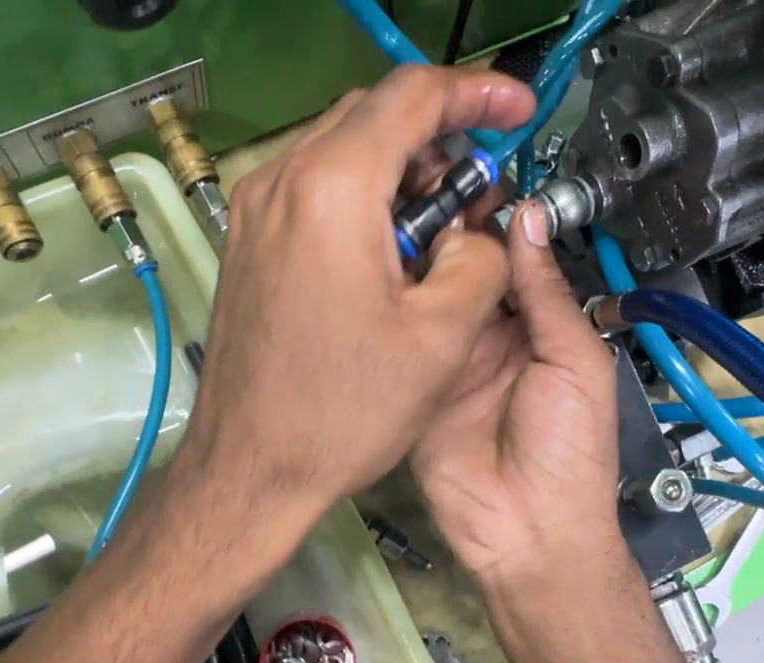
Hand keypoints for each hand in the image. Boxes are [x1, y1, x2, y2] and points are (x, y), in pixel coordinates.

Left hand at [175, 65, 535, 520]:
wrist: (252, 468)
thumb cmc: (341, 414)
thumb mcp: (441, 340)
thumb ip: (480, 261)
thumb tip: (479, 236)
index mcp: (332, 191)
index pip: (413, 97)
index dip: (477, 93)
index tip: (516, 110)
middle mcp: (280, 184)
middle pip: (372, 117)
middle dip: (438, 138)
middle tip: (479, 190)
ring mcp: (253, 216)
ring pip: (340, 154)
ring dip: (399, 174)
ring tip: (439, 233)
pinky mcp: (247, 248)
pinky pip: (313, 194)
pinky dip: (361, 202)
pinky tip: (389, 255)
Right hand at [412, 202, 624, 583]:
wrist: (527, 531)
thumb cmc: (568, 451)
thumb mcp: (575, 362)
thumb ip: (548, 294)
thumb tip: (527, 219)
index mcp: (538, 327)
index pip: (507, 261)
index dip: (487, 222)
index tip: (459, 177)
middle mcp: (489, 339)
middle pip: (460, 275)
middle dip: (441, 237)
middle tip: (410, 188)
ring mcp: (447, 365)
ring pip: (427, 304)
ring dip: (411, 269)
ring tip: (385, 220)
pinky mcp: (414, 392)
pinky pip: (402, 348)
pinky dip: (388, 318)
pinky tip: (366, 278)